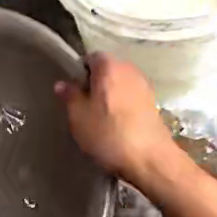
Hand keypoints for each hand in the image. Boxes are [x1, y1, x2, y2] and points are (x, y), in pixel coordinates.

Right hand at [55, 53, 178, 182]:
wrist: (150, 159)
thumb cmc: (109, 135)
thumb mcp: (79, 117)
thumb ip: (70, 96)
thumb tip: (62, 83)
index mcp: (109, 66)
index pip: (91, 57)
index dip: (79, 71)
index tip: (72, 90)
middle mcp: (130, 69)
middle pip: (108, 69)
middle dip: (95, 83)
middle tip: (83, 105)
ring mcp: (145, 85)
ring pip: (121, 83)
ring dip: (110, 95)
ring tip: (100, 117)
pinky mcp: (153, 102)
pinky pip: (132, 96)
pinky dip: (123, 104)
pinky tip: (117, 124)